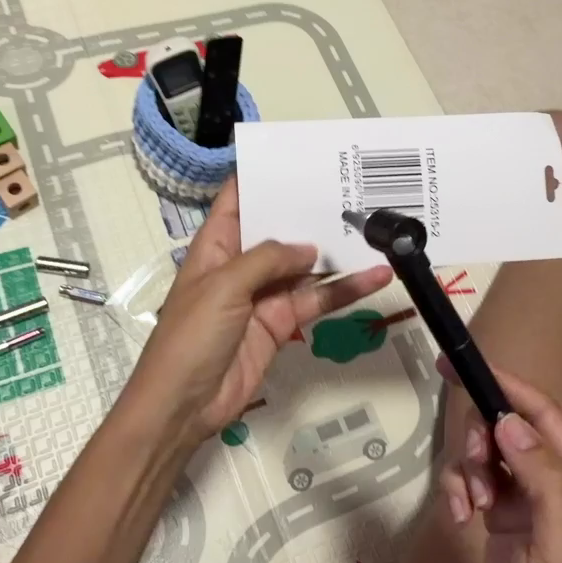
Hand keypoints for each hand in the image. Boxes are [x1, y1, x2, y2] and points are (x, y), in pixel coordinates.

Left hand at [124, 179, 391, 443]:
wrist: (184, 404)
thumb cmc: (191, 335)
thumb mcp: (224, 287)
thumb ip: (266, 260)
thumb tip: (308, 247)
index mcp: (215, 245)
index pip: (238, 199)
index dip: (263, 176)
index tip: (300, 158)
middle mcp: (240, 264)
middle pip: (278, 229)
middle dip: (309, 211)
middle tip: (354, 188)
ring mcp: (262, 295)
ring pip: (304, 266)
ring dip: (336, 251)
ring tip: (377, 229)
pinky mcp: (281, 324)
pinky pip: (316, 300)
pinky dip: (344, 290)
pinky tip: (376, 278)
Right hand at [440, 364, 561, 562]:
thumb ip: (545, 484)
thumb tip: (511, 422)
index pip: (547, 421)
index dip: (507, 388)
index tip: (463, 364)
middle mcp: (560, 490)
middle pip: (511, 433)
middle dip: (483, 441)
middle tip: (472, 468)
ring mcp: (526, 507)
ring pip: (487, 456)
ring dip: (469, 471)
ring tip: (468, 507)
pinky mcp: (497, 524)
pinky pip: (470, 484)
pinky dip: (458, 491)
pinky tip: (458, 517)